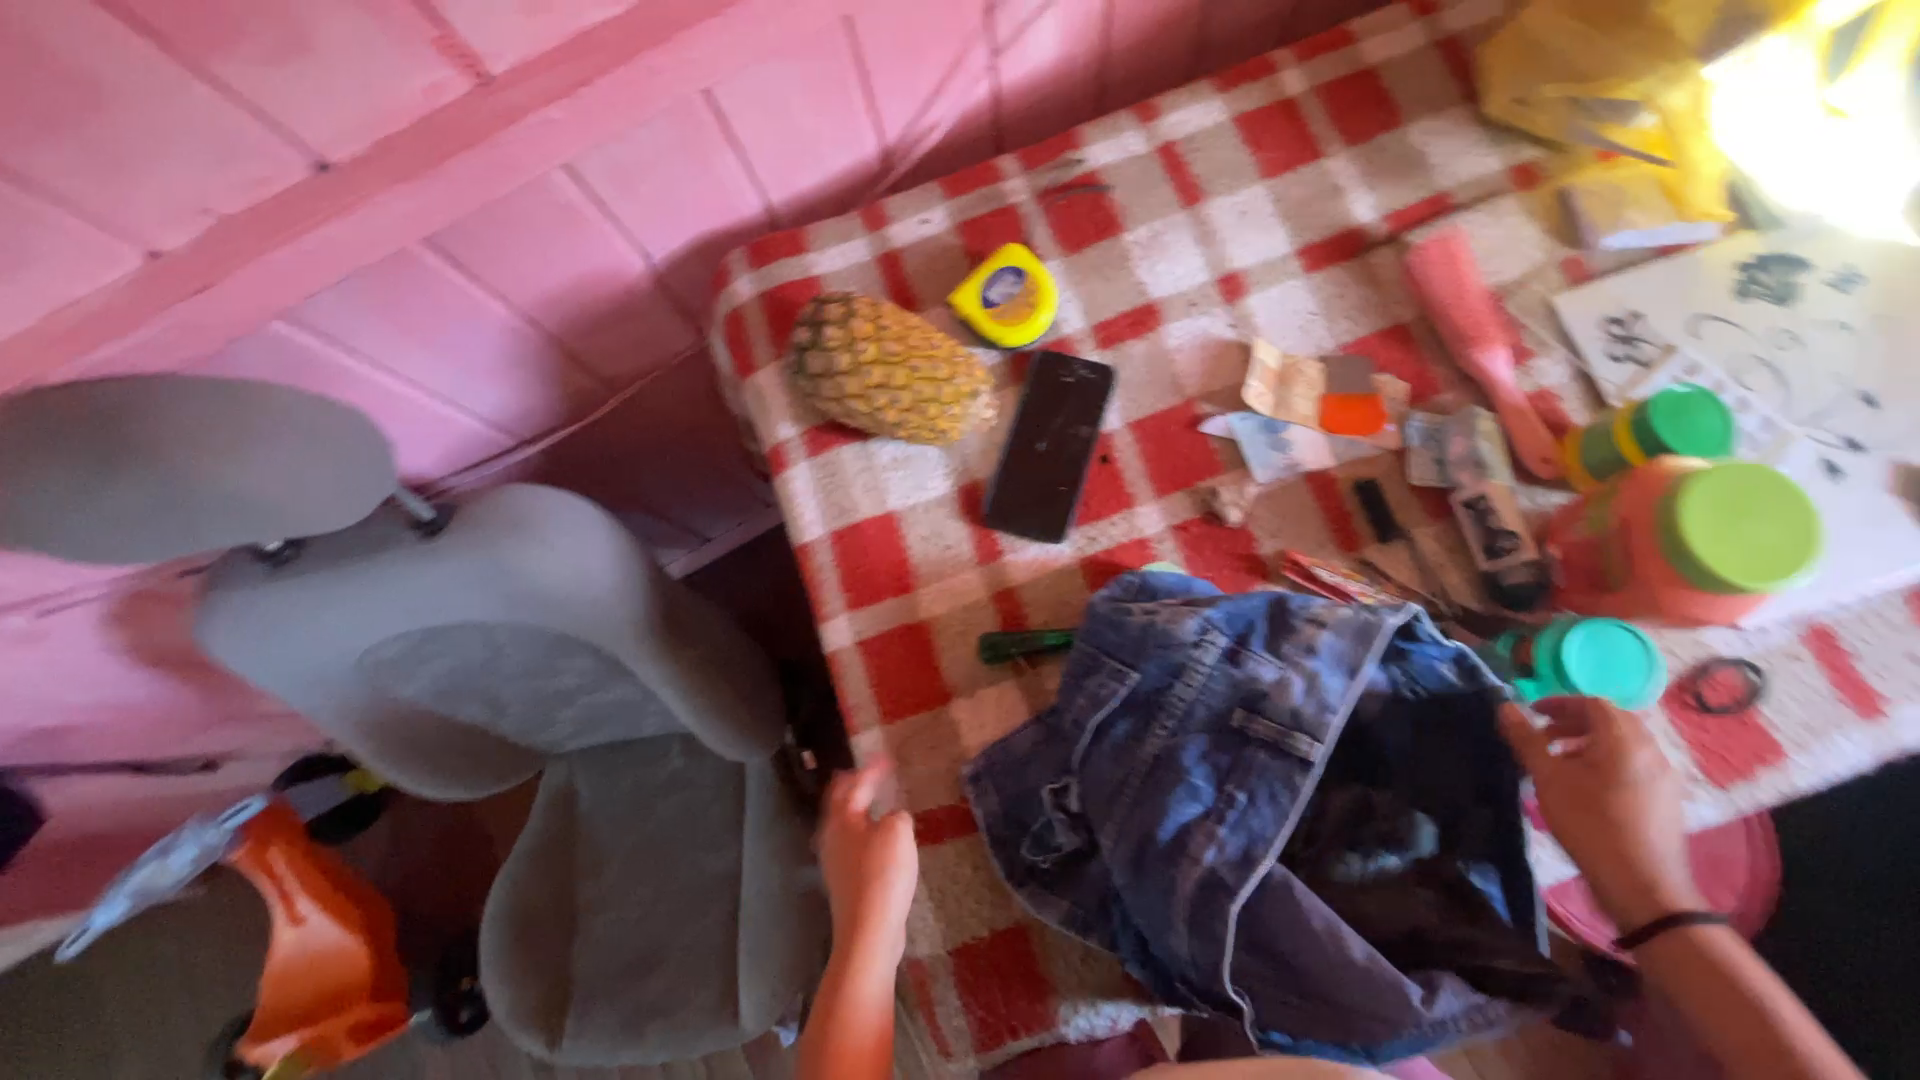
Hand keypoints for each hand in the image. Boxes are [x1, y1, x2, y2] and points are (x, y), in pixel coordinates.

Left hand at [816, 759, 918, 962]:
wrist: (868, 931)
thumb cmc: (882, 874)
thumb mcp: (899, 833)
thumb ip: (897, 816)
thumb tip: (893, 820)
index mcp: (842, 819)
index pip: (855, 784)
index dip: (872, 769)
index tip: (886, 757)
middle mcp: (832, 837)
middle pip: (839, 803)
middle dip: (853, 785)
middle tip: (869, 774)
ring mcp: (835, 862)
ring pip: (844, 825)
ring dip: (857, 810)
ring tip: (873, 802)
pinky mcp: (845, 882)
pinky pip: (852, 845)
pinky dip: (864, 832)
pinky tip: (877, 841)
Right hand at [1499, 697, 1705, 930]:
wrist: (1641, 883)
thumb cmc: (1589, 822)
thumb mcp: (1549, 778)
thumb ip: (1527, 739)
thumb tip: (1505, 707)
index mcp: (1625, 740)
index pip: (1594, 703)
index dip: (1560, 703)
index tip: (1533, 715)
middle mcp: (1651, 751)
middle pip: (1613, 721)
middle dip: (1574, 723)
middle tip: (1543, 737)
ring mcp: (1664, 776)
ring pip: (1625, 744)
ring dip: (1589, 743)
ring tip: (1560, 763)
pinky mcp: (1666, 799)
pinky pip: (1634, 765)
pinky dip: (1607, 761)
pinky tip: (1587, 787)